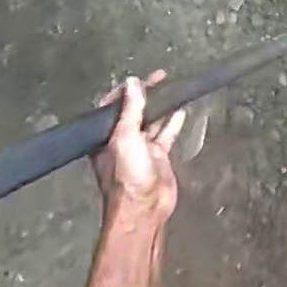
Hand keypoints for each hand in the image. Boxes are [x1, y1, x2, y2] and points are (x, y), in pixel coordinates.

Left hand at [92, 72, 185, 225]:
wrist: (144, 208)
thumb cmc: (127, 175)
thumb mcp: (125, 137)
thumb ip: (130, 109)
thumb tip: (132, 83)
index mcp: (106, 136)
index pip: (112, 107)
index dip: (125, 91)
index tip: (139, 79)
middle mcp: (122, 140)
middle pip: (134, 111)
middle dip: (146, 95)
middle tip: (161, 79)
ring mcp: (141, 148)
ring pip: (151, 121)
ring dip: (161, 106)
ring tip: (172, 89)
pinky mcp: (158, 156)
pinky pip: (166, 134)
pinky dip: (173, 122)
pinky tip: (181, 109)